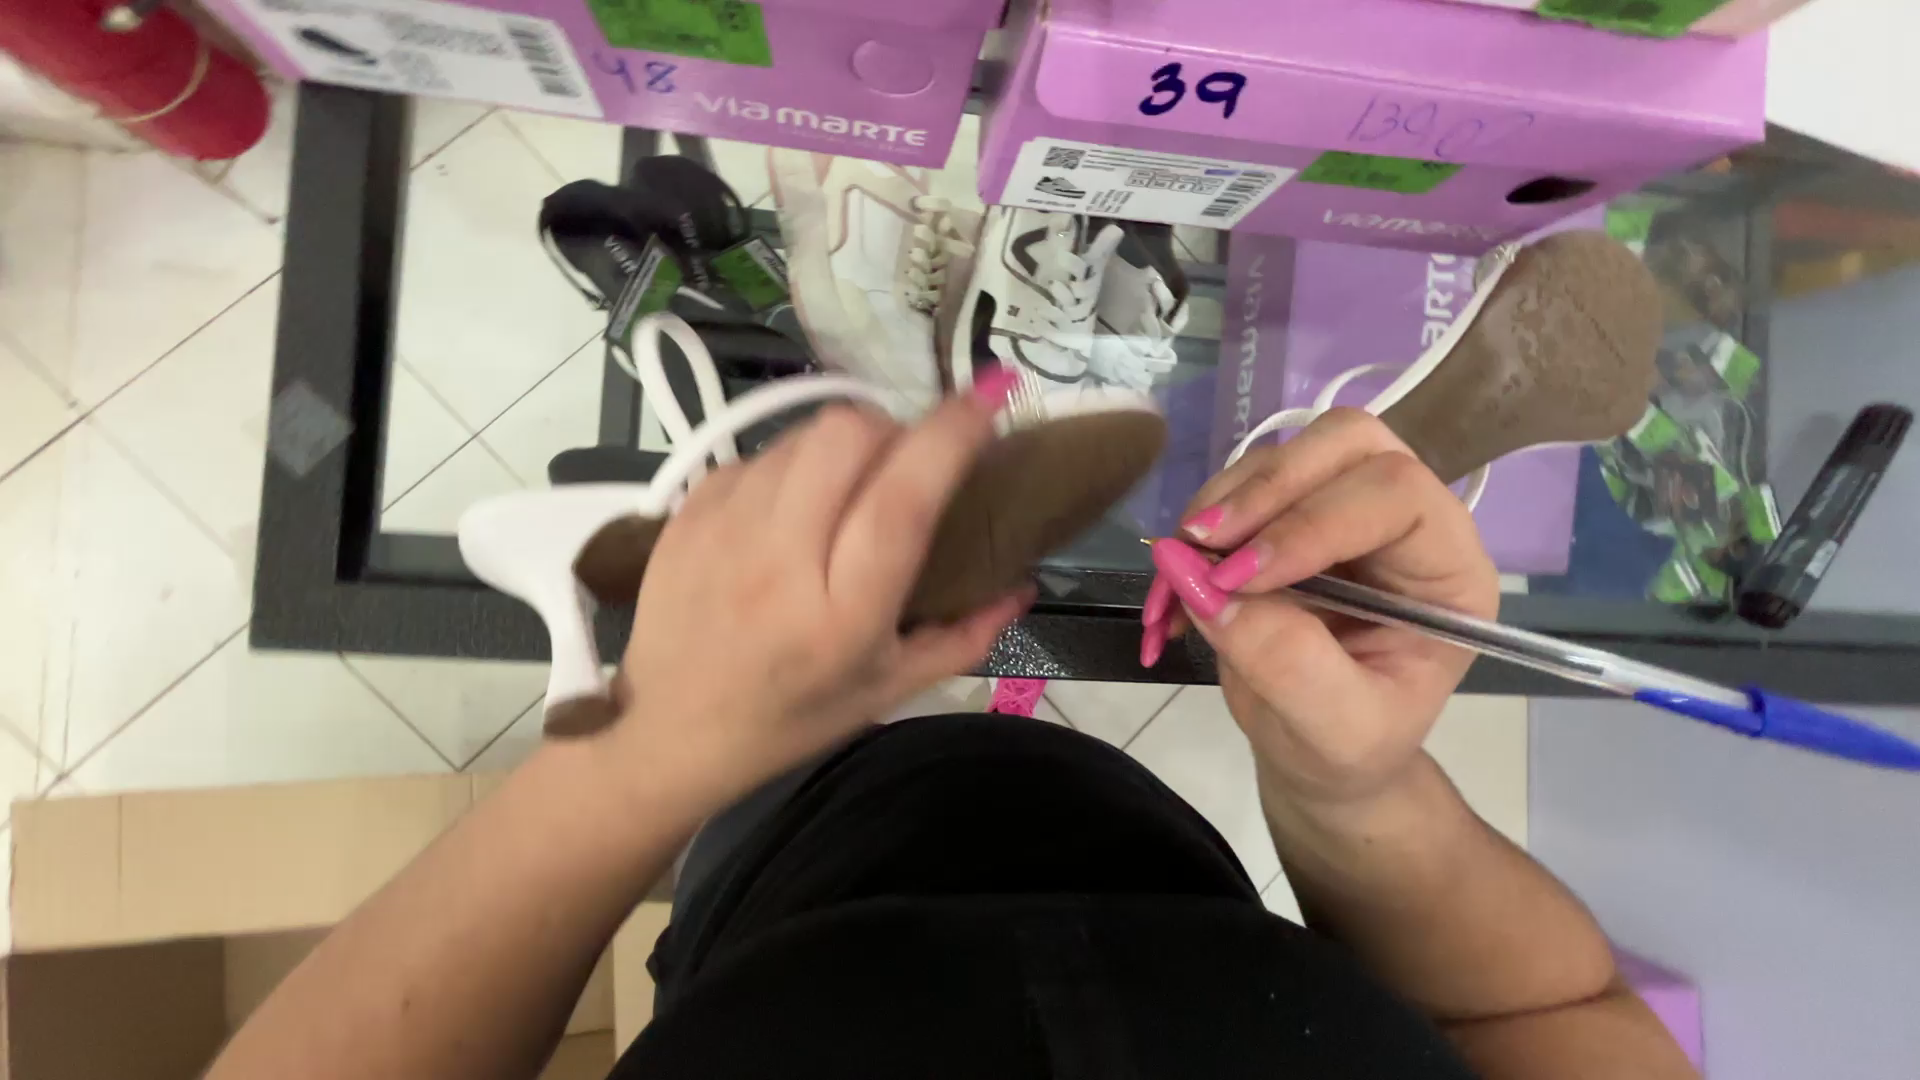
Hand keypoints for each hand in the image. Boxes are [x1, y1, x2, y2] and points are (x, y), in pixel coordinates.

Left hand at [608, 385, 1031, 811]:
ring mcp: (724, 525)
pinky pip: (762, 452)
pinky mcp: (688, 508)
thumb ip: (965, 637)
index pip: (901, 502)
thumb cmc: (791, 718)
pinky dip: (795, 464)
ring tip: (848, 489)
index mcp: (840, 613)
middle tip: (905, 462)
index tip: (985, 402)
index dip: (948, 440)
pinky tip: (794, 509)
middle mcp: (779, 559)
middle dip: (894, 428)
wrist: (668, 730)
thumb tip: (1021, 585)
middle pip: (846, 436)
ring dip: (844, 446)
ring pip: (804, 434)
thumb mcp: (888, 691)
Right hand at [1144, 409, 1498, 806]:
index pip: (1393, 495)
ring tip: (1181, 572)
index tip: (1236, 578)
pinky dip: (1194, 527)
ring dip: (1220, 506)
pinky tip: (1177, 584)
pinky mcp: (1280, 521)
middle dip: (1265, 488)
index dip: (1310, 523)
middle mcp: (1398, 526)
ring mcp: (1335, 515)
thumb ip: (1282, 661)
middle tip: (1200, 542)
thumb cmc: (1347, 750)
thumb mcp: (1334, 729)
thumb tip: (1202, 584)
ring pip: (1281, 456)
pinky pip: (1233, 490)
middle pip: (1344, 444)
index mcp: (1443, 571)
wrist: (1317, 754)